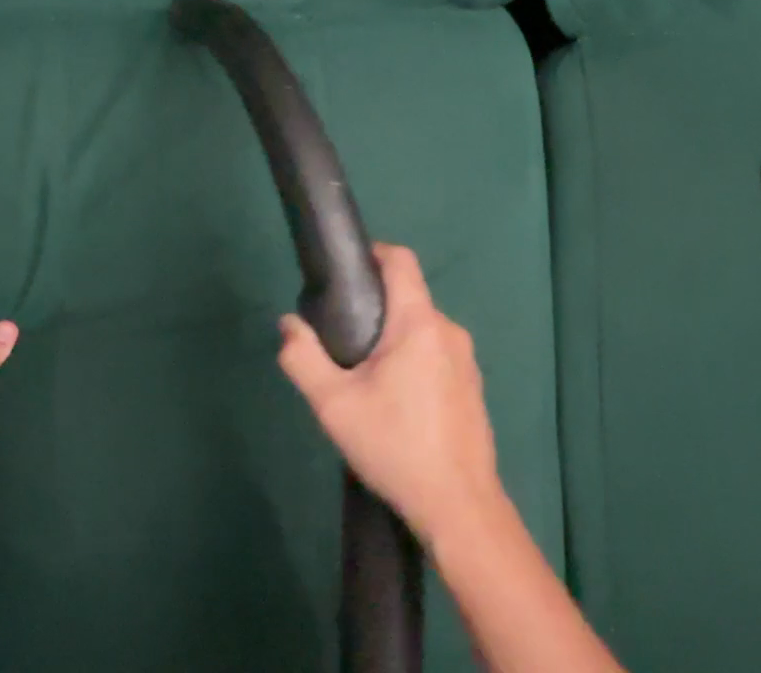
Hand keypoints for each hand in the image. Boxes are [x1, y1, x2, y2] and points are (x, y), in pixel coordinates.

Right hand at [276, 244, 503, 540]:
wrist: (459, 506)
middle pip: (407, 297)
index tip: (342, 274)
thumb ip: (302, 357)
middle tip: (338, 339)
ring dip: (391, 339)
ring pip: (421, 329)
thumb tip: (288, 324)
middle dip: (372, 307)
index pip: (401, 260)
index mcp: (419, 323)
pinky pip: (436, 354)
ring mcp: (467, 360)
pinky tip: (394, 402)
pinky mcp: (472, 387)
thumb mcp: (333, 405)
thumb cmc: (394, 446)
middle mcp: (449, 330)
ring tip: (362, 376)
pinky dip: (412, 361)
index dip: (371, 254)